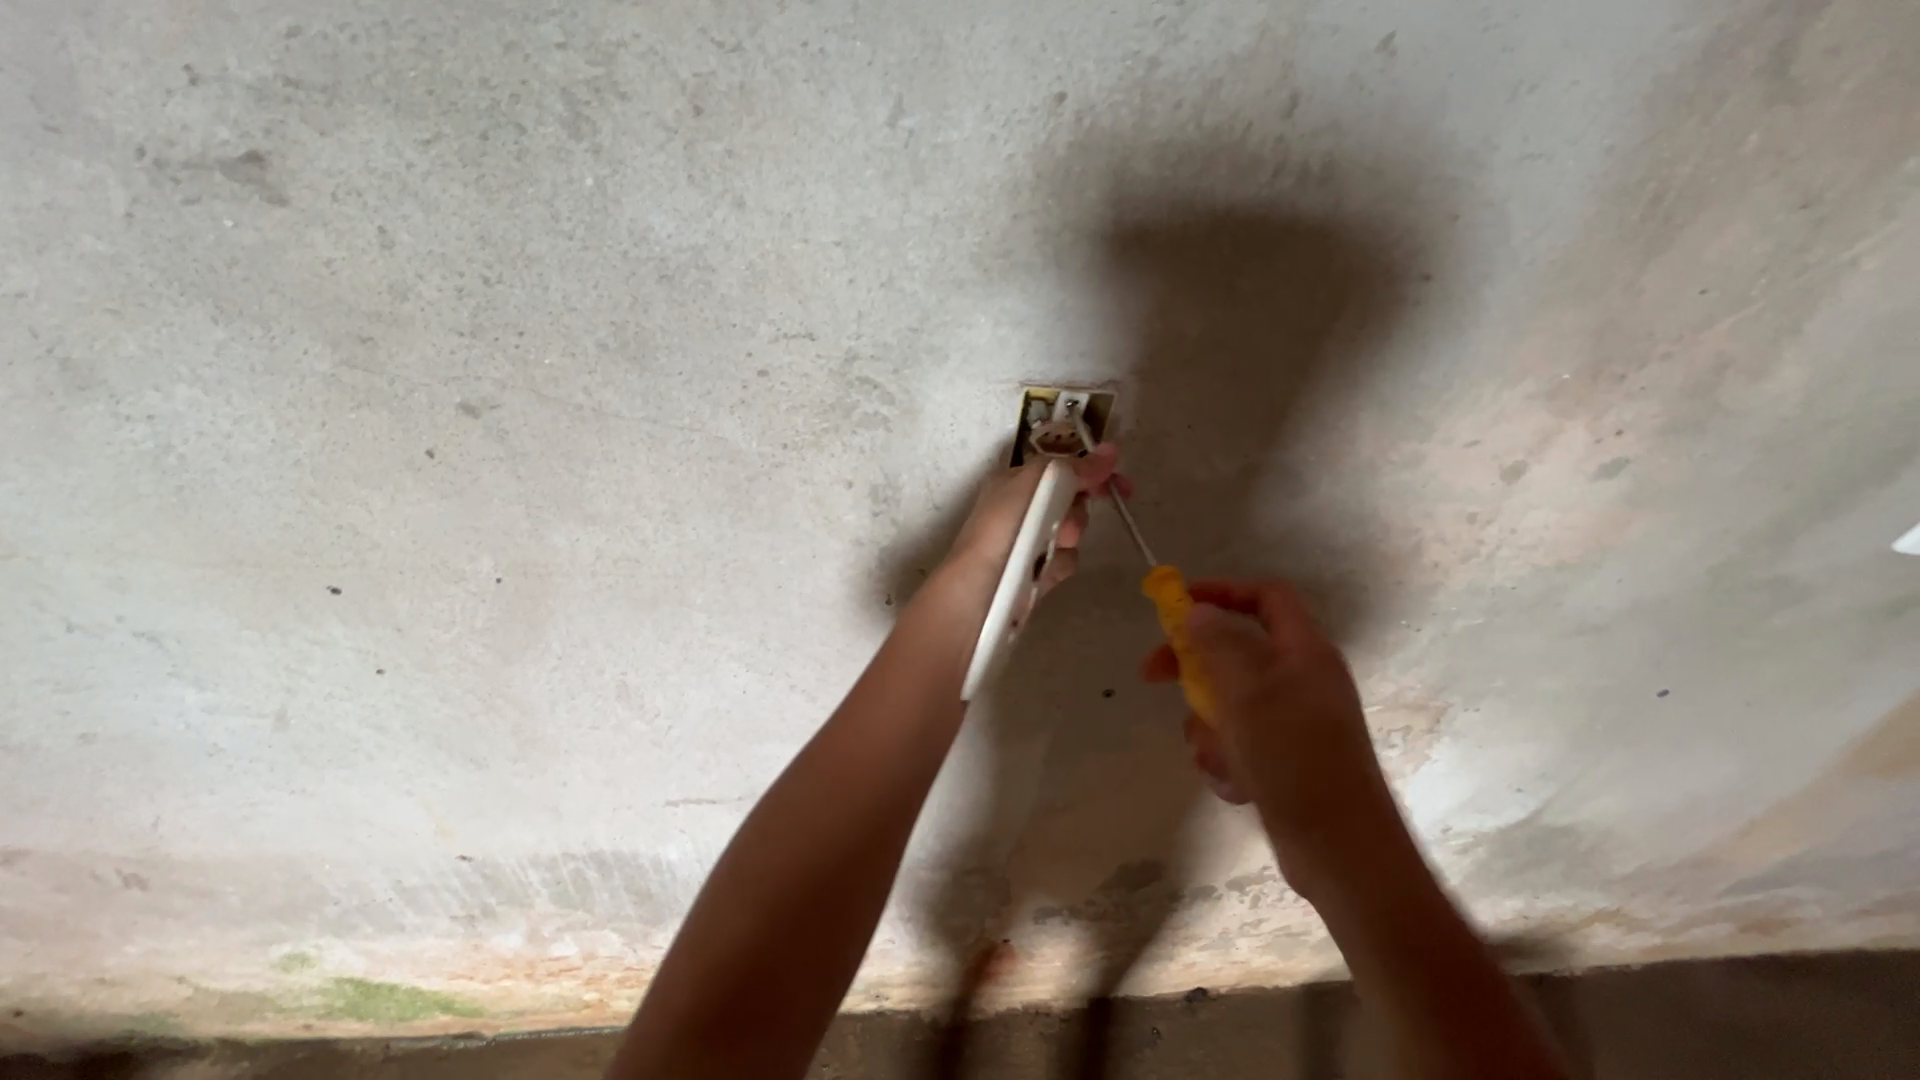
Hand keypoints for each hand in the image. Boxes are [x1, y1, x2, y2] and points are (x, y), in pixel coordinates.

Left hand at [943, 443, 1127, 596]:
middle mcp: (1024, 509)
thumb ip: (1074, 468)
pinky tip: (1042, 572)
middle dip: (1076, 514)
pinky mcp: (1038, 571)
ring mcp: (1032, 541)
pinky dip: (1058, 565)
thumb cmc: (1003, 528)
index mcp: (1016, 482)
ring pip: (1074, 534)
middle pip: (1074, 503)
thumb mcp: (1037, 484)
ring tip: (1045, 551)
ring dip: (1067, 540)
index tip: (1121, 487)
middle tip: (1063, 526)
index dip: (1094, 476)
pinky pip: (1066, 561)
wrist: (979, 588)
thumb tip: (1110, 450)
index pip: (1064, 471)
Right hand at [1141, 579, 1403, 892]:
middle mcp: (1302, 681)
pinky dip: (1228, 760)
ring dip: (1210, 728)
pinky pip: (1239, 744)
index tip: (1174, 605)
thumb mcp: (1248, 692)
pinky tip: (1236, 785)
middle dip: (1194, 668)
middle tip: (1153, 676)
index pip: (1265, 597)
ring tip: (1218, 757)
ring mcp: (1294, 724)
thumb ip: (1218, 644)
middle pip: (1236, 653)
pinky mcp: (1285, 762)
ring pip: (1229, 704)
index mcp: (1304, 652)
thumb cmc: (1294, 757)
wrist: (1341, 849)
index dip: (1220, 591)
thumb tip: (1197, 612)